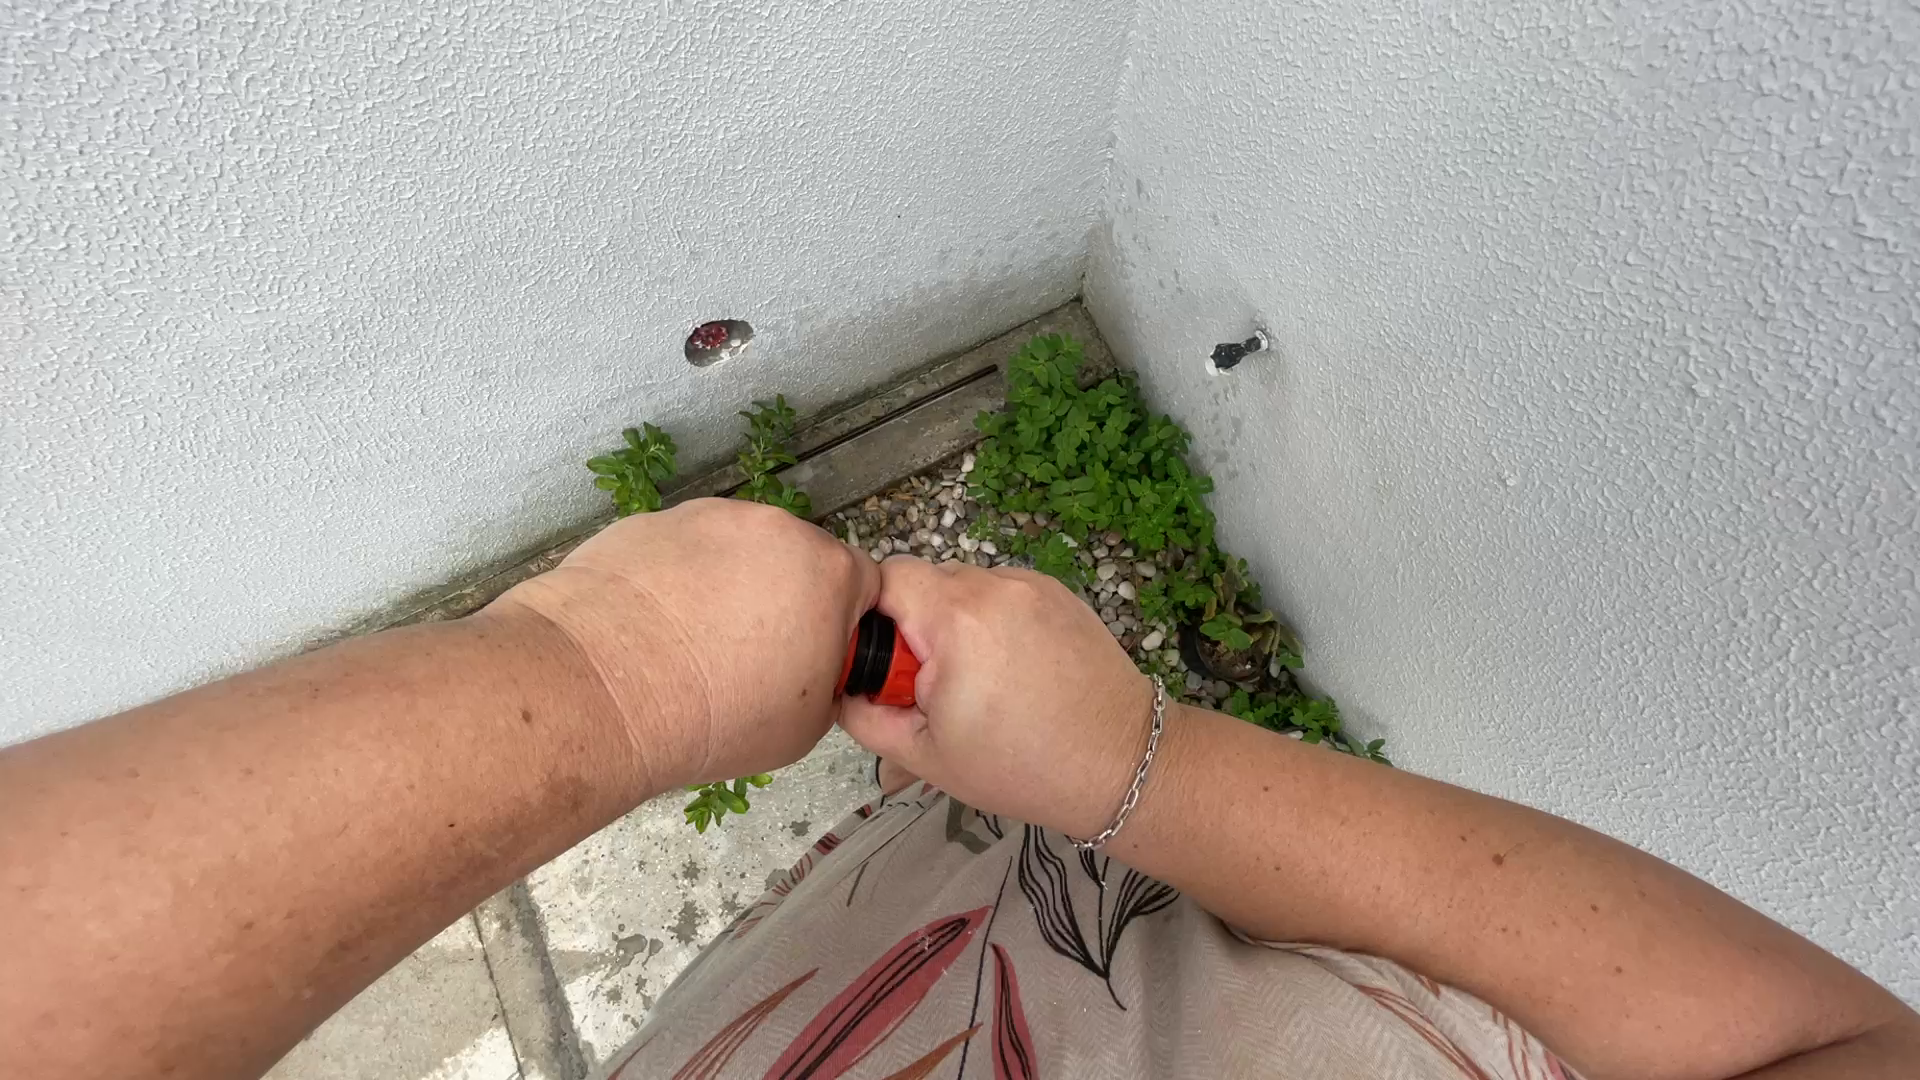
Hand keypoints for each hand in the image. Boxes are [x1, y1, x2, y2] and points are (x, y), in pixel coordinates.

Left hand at [486, 498, 879, 793]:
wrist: (601, 691)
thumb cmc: (716, 715)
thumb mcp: (807, 725)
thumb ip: (830, 678)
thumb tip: (812, 662)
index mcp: (829, 571)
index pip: (863, 583)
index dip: (841, 621)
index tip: (813, 651)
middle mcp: (777, 529)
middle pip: (800, 558)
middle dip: (787, 597)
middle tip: (752, 651)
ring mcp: (710, 518)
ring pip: (740, 549)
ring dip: (731, 583)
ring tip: (693, 639)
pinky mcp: (652, 521)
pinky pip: (683, 549)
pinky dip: (678, 578)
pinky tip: (654, 622)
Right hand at [839, 557, 1155, 836]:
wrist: (1120, 762)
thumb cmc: (1018, 766)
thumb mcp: (924, 756)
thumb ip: (864, 714)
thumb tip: (838, 688)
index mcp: (955, 619)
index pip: (884, 577)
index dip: (871, 615)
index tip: (884, 662)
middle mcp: (993, 584)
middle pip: (924, 580)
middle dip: (914, 622)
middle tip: (932, 682)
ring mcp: (1030, 583)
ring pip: (963, 585)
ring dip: (953, 619)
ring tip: (978, 676)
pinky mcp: (1057, 590)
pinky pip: (1001, 591)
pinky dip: (991, 617)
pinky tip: (1012, 664)